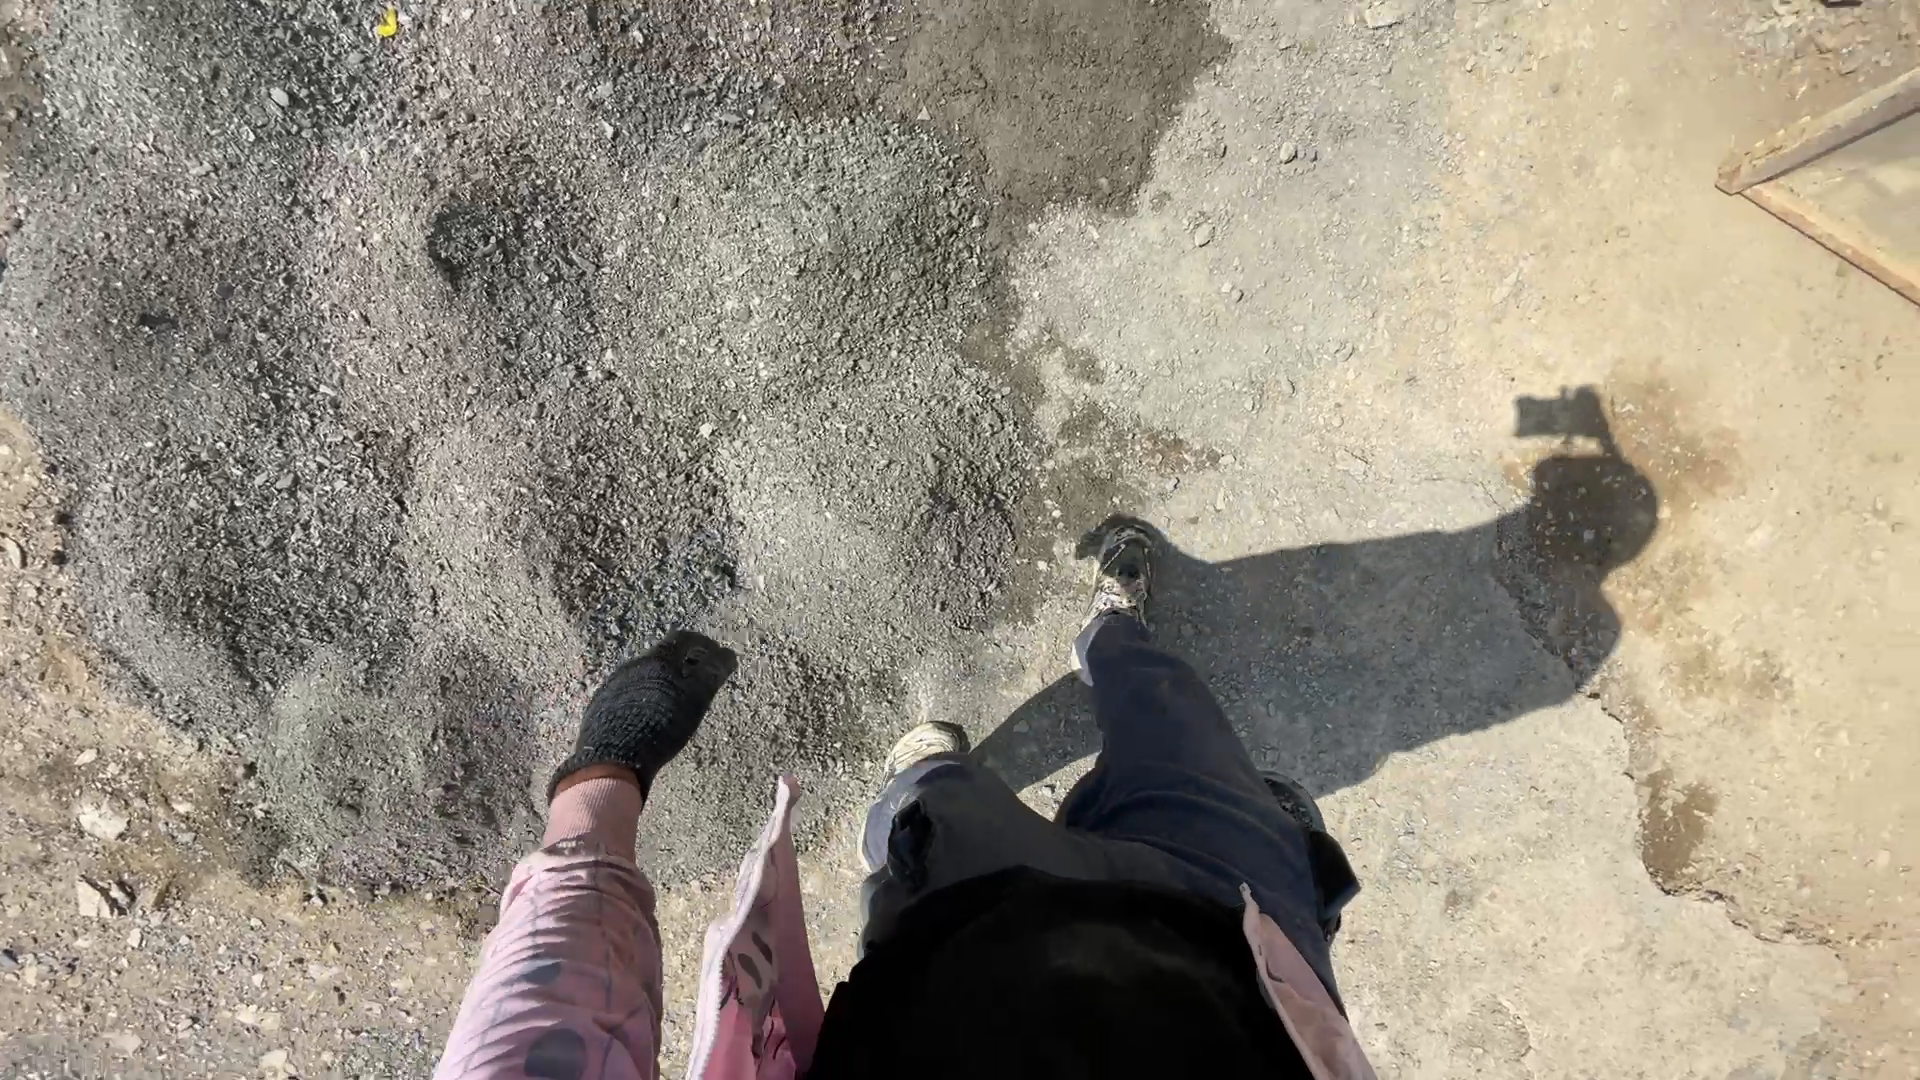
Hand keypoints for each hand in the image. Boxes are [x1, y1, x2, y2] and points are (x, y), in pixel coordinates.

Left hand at [548, 631, 738, 800]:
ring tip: (674, 699)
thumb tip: (728, 654)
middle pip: (663, 655)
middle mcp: (634, 665)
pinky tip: (648, 714)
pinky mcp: (601, 705)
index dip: (703, 644)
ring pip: (644, 673)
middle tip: (698, 678)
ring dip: (662, 680)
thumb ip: (713, 673)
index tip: (716, 654)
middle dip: (683, 663)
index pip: (684, 639)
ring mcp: (614, 684)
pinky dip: (645, 695)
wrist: (613, 759)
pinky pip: (628, 691)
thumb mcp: (697, 698)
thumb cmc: (663, 724)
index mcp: (659, 659)